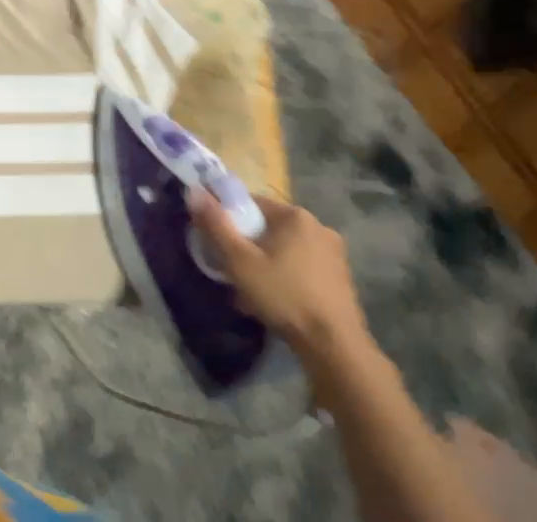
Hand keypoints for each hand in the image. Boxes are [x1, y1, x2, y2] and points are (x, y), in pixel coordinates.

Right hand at [189, 188, 368, 358]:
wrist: (333, 344)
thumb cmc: (283, 295)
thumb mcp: (239, 261)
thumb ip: (215, 224)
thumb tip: (194, 191)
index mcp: (295, 215)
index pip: (251, 203)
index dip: (229, 221)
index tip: (219, 245)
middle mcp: (319, 226)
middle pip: (269, 227)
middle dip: (249, 246)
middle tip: (234, 272)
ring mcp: (335, 252)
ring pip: (286, 248)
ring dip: (267, 262)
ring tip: (253, 291)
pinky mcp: (342, 276)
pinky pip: (303, 266)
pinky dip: (287, 275)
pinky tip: (278, 300)